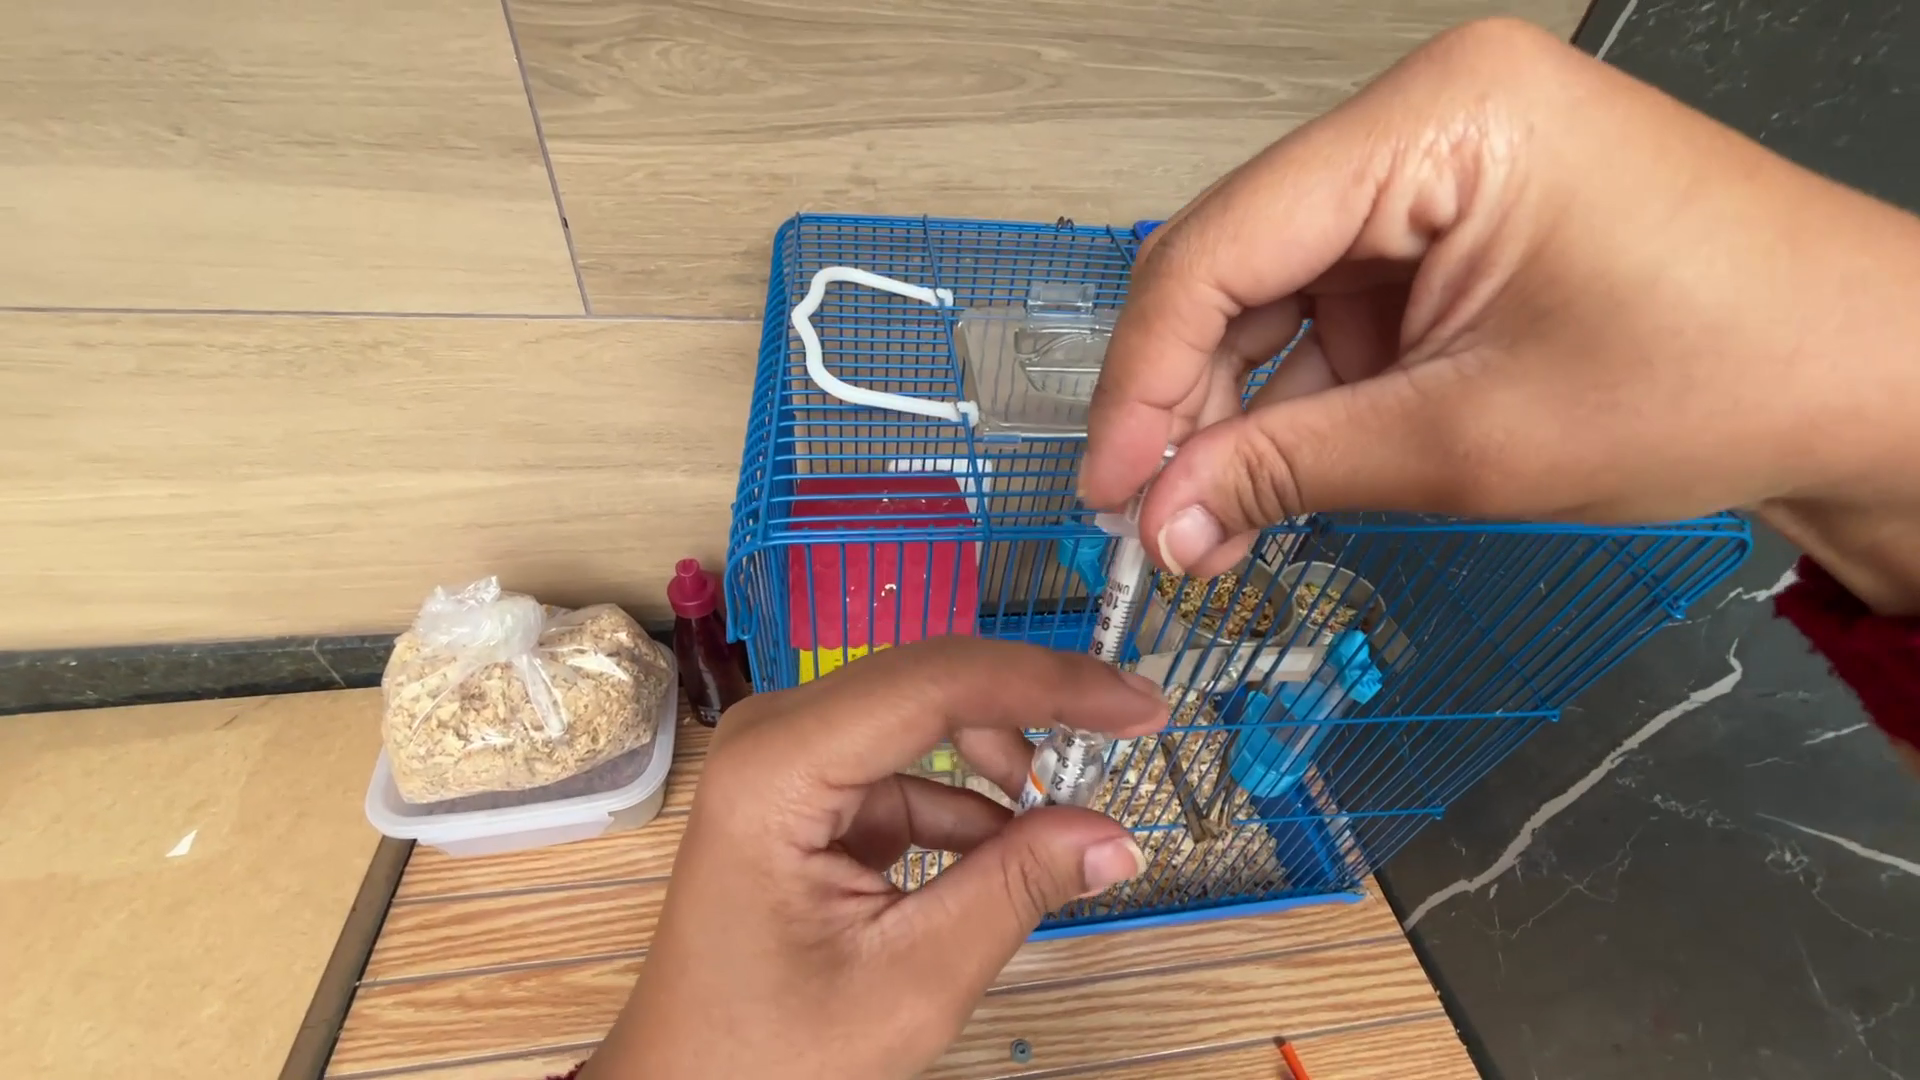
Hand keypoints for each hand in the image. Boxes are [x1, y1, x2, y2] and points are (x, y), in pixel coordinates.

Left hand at [582, 639, 1167, 1079]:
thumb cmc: (774, 1054)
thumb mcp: (908, 983)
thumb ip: (1015, 890)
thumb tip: (1118, 836)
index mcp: (780, 765)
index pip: (935, 684)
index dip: (1048, 682)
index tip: (1140, 704)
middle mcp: (780, 729)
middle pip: (931, 680)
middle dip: (1038, 702)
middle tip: (1131, 724)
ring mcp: (793, 748)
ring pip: (927, 710)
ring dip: (1004, 750)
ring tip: (1062, 809)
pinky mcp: (814, 778)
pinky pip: (909, 760)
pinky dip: (968, 794)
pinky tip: (1006, 840)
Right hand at [1081, 18, 1919, 612]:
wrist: (1862, 384)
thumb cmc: (1705, 383)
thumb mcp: (1464, 442)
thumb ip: (1284, 473)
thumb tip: (1157, 531)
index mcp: (1429, 124)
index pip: (1219, 250)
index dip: (1141, 378)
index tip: (1108, 486)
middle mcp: (1397, 137)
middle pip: (1220, 276)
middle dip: (1172, 404)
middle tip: (1144, 514)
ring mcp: (1398, 195)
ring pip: (1248, 315)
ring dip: (1217, 425)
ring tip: (1197, 526)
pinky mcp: (1406, 255)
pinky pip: (1300, 338)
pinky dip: (1269, 420)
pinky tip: (1248, 492)